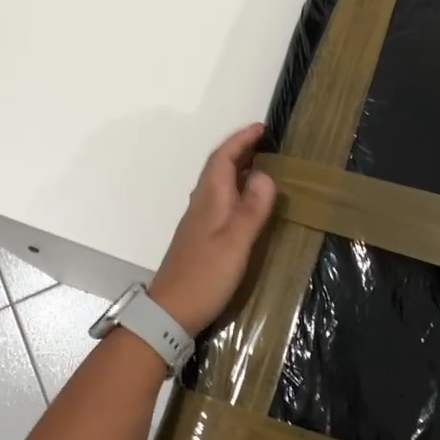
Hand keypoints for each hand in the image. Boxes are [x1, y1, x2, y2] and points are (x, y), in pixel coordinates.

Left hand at [148, 123, 277, 335]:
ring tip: (264, 166)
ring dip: (239, 169)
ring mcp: (199, 220)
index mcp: (210, 198)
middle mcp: (202, 203)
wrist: (171, 312)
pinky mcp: (201, 237)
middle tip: (268, 142)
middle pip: (219, 167)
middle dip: (241, 149)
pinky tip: (249, 202)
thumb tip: (266, 174)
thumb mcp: (235, 243)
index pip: (223, 157)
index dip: (241, 140)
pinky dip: (236, 190)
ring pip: (219, 183)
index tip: (263, 127)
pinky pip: (220, 199)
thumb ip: (252, 208)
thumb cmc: (205, 276)